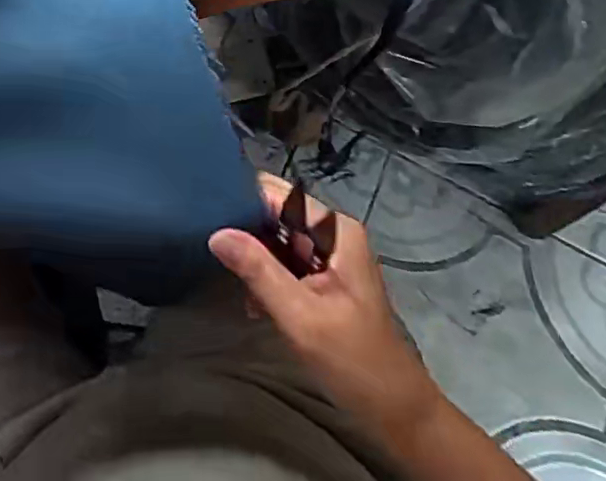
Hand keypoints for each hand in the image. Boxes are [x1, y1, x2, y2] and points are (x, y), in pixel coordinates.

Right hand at [209, 174, 438, 439]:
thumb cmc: (353, 361)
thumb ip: (258, 271)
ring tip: (234, 282)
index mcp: (334, 229)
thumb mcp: (300, 316)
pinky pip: (283, 261)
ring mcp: (327, 255)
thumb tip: (217, 234)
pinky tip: (253, 302)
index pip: (279, 194)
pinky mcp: (321, 277)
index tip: (209, 213)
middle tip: (215, 251)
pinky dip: (265, 277)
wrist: (395, 411)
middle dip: (246, 230)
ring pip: (276, 238)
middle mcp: (331, 232)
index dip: (244, 199)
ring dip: (254, 259)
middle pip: (276, 213)